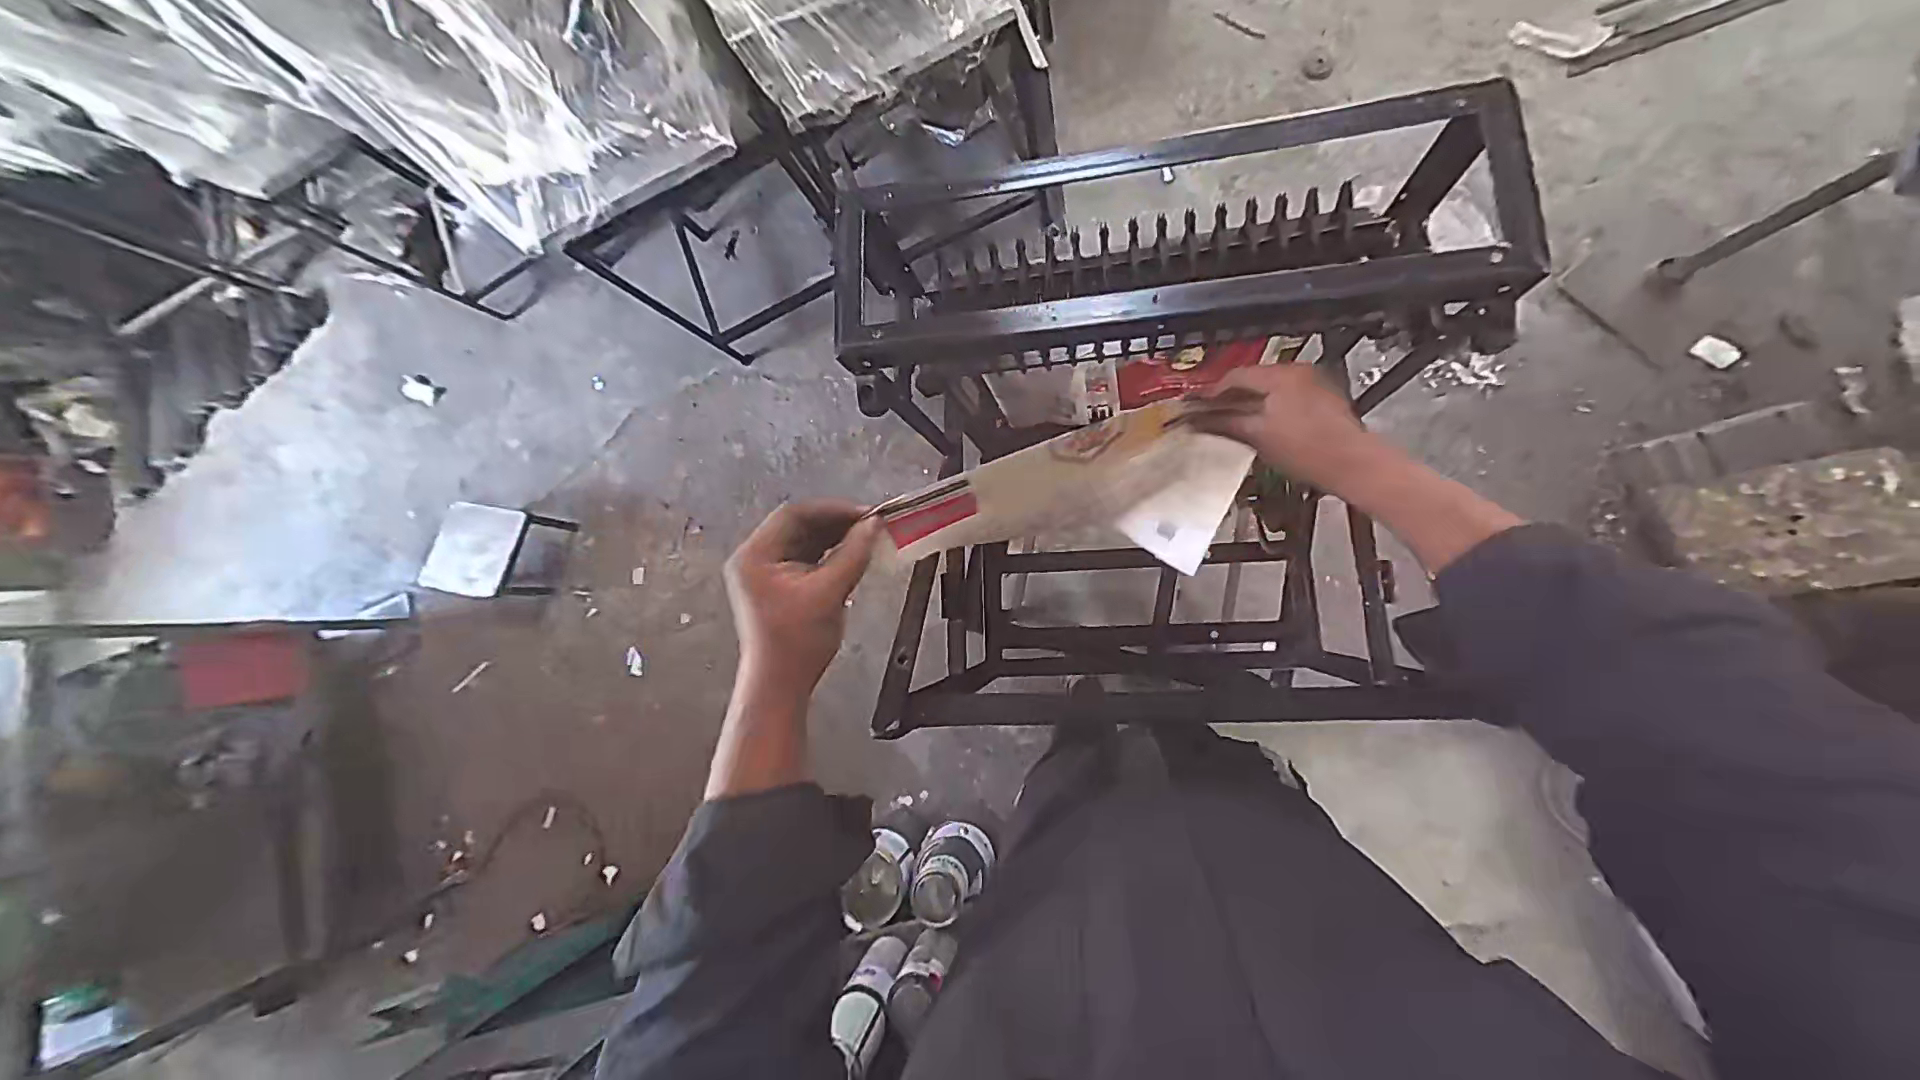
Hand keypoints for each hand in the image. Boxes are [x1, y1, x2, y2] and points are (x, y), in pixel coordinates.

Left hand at [723, 500, 881, 697]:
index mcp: (755, 556)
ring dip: (835, 537)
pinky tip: (853, 554)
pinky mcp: (782, 585)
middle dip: (836, 522)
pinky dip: (831, 553)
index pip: (793, 514)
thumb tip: (872, 526)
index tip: (863, 513)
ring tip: (866, 536)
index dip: (832, 509)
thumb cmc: (795, 644)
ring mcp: (768, 572)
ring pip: (806, 540)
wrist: (781, 684)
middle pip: (799, 525)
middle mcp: (757, 559)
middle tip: (869, 523)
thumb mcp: (829, 593)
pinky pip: (808, 558)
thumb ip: (853, 555)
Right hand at [1186, 363, 1387, 494]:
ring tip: (1230, 420)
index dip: (1212, 392)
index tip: (1195, 405)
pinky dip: (1268, 407)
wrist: (1351, 465)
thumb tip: (1197, 420)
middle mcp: (1299, 372)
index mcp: (1281, 375)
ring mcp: (1313, 384)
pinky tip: (1259, 424)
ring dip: (1248, 402)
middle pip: (1253, 379)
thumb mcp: (1256, 436)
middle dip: (1229, 397)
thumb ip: (1224, 423)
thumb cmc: (1305, 450)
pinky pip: (1286, 396)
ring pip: (1269, 388)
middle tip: (1209, 414)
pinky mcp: (1322, 399)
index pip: (1236, 376)